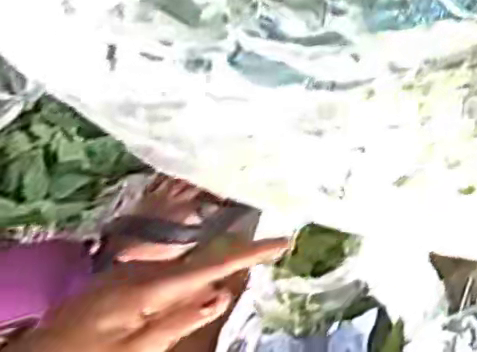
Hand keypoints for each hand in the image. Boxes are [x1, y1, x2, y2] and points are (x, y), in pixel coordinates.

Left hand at [15, 238, 288, 351]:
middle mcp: (136, 274)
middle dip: (229, 256)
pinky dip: (178, 276)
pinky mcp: (101, 291)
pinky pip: (154, 275)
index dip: (252, 253)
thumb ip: (177, 323)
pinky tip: (180, 285)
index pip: (213, 266)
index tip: (288, 241)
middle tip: (266, 250)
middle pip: (195, 261)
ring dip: (203, 266)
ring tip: (230, 265)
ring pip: (175, 267)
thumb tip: (226, 294)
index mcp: (147, 287)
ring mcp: (115, 281)